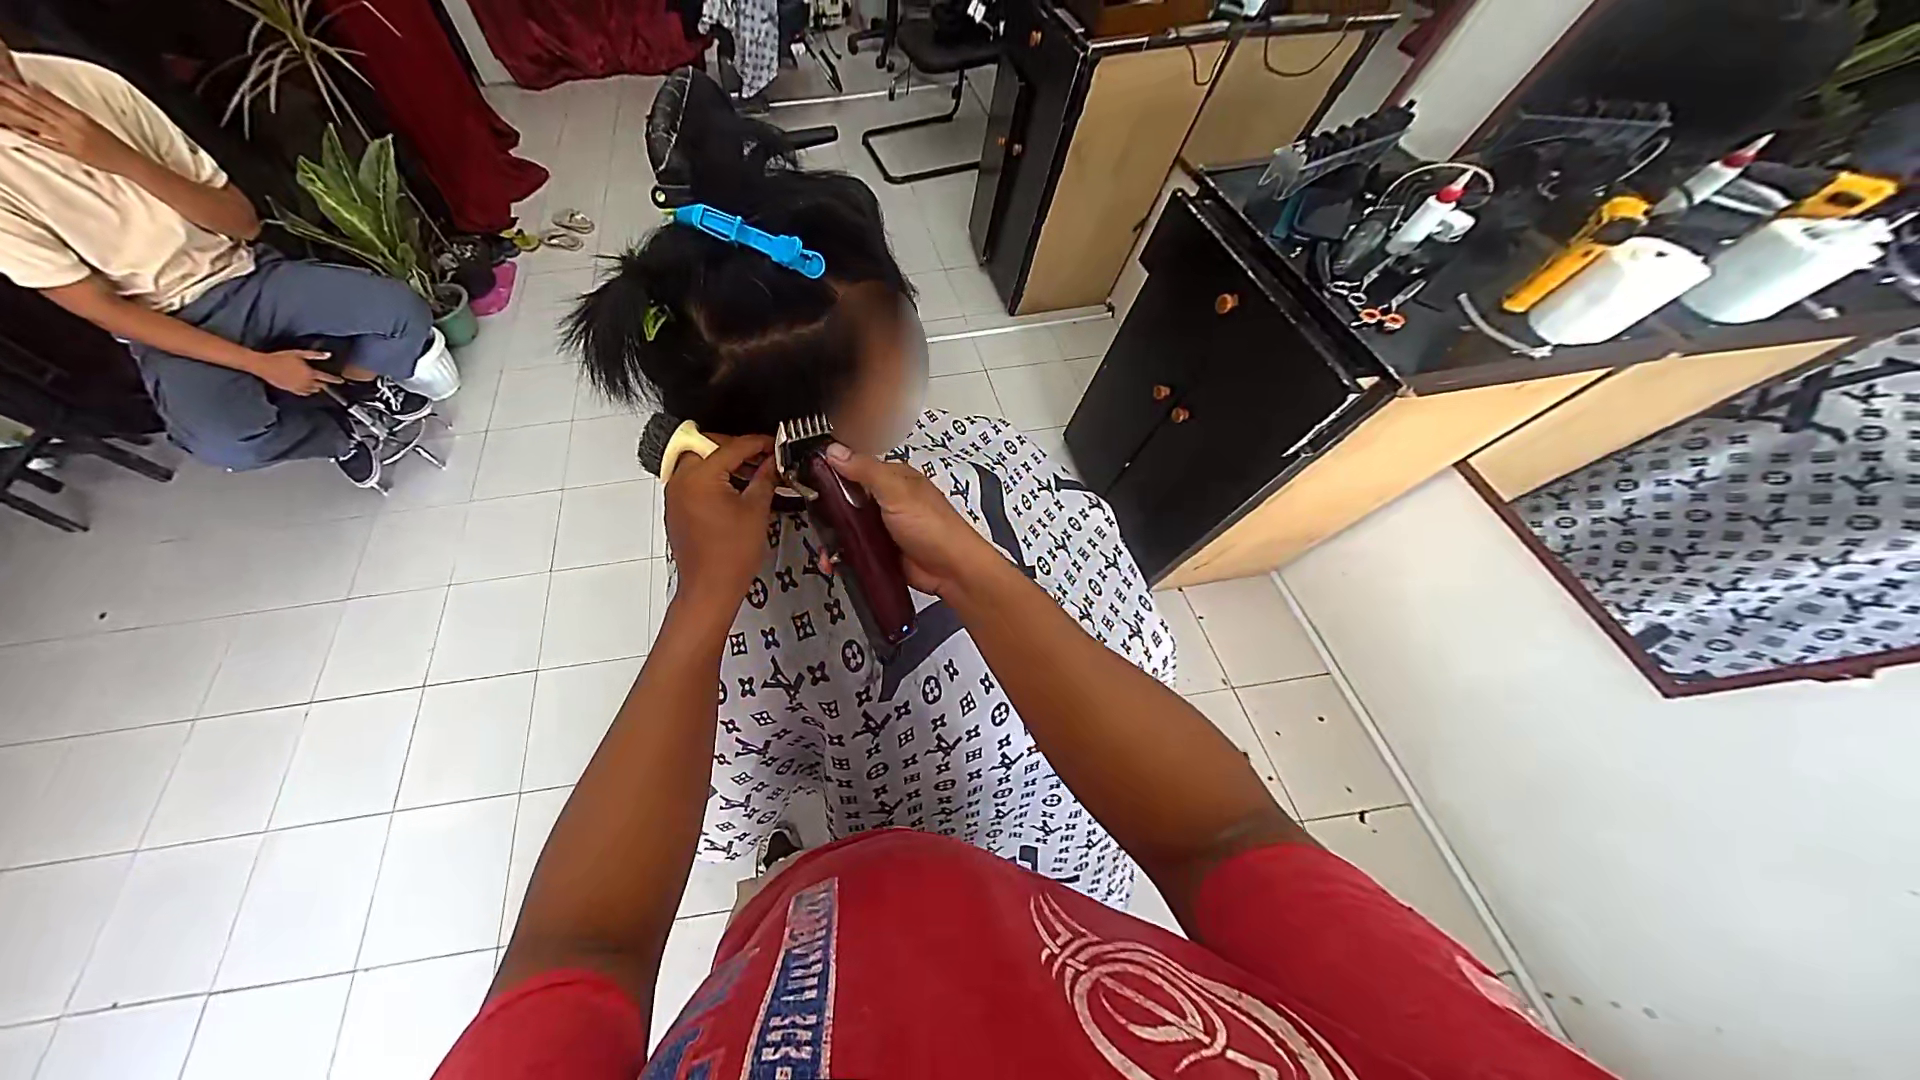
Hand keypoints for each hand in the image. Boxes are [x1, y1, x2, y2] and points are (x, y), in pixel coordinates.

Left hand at [0, 81, 142, 174]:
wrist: (132, 164)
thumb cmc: (114, 144)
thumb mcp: (92, 122)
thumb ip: (65, 109)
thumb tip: (40, 92)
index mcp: (78, 117)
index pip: (44, 98)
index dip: (22, 87)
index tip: (4, 78)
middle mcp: (71, 126)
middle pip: (34, 107)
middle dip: (11, 95)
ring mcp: (68, 140)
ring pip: (34, 122)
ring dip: (12, 111)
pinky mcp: (69, 152)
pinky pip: (44, 142)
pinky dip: (27, 134)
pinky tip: (12, 128)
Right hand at [251, 349, 342, 395]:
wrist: (262, 365)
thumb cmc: (280, 357)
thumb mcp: (298, 353)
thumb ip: (314, 354)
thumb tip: (328, 354)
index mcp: (310, 373)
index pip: (327, 378)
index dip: (336, 379)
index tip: (341, 380)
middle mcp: (307, 382)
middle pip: (322, 386)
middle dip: (325, 384)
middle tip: (326, 382)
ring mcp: (299, 387)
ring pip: (314, 390)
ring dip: (317, 388)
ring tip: (318, 385)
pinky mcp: (291, 390)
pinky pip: (304, 393)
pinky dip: (308, 391)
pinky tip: (308, 389)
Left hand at [664, 435, 776, 607]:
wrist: (710, 588)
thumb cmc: (730, 555)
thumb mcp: (757, 510)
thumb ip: (765, 478)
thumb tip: (773, 463)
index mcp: (700, 477)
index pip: (732, 446)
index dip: (758, 443)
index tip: (774, 444)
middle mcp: (681, 481)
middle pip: (708, 445)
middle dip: (736, 447)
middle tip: (762, 456)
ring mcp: (675, 494)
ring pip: (699, 461)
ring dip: (725, 461)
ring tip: (753, 472)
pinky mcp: (677, 507)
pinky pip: (694, 479)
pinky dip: (714, 477)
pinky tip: (737, 488)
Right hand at [822, 443, 1004, 598]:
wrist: (951, 571)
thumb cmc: (937, 529)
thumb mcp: (897, 492)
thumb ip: (865, 470)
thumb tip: (837, 451)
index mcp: (894, 479)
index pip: (855, 467)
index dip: (832, 473)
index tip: (811, 481)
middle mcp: (889, 501)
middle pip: (847, 500)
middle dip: (829, 512)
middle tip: (818, 519)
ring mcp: (885, 527)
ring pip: (849, 528)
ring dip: (834, 537)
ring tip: (828, 547)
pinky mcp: (883, 551)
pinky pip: (855, 550)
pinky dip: (843, 556)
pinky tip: (837, 560)